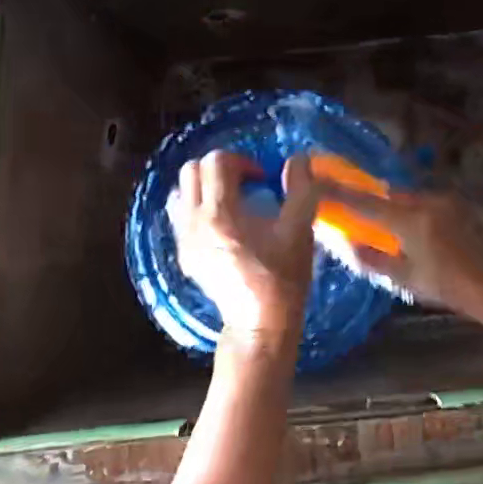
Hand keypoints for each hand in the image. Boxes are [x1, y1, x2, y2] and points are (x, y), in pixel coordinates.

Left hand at [167, 151, 319, 344]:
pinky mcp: (184, 255)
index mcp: (220, 214)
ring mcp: (184, 240)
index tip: (262, 179)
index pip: (216, 162)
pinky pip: (182, 217)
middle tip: (246, 185)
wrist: (259, 323)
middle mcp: (194, 222)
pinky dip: (199, 209)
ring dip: (205, 187)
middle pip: (192, 171)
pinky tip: (225, 227)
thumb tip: (297, 159)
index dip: (242, 161)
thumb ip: (301, 190)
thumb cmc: (283, 277)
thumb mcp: (300, 231)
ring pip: (181, 193)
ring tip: (231, 202)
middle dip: (220, 169)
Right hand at [319, 186, 482, 322]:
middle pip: (386, 195)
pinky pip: (422, 202)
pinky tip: (411, 231)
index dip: (338, 193)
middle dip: (367, 200)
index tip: (316, 182)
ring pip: (405, 198)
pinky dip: (409, 212)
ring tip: (382, 226)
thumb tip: (345, 243)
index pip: (365, 202)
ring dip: (391, 208)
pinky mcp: (455, 205)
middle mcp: (426, 202)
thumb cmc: (448, 287)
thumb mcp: (404, 279)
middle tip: (351, 209)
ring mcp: (443, 201)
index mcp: (410, 220)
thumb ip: (371, 258)